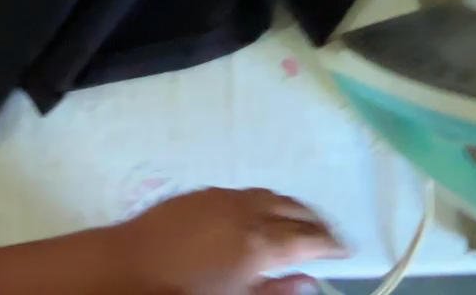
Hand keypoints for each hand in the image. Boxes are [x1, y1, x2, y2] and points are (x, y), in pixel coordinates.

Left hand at [108, 188, 346, 294]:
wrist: (128, 265)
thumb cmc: (183, 291)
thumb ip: (276, 290)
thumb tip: (307, 282)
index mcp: (257, 244)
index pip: (307, 238)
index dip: (330, 244)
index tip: (346, 250)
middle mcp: (243, 212)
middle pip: (290, 209)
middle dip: (314, 222)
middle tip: (330, 236)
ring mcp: (220, 197)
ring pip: (268, 195)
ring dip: (290, 206)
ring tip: (302, 221)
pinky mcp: (200, 192)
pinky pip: (244, 191)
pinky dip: (264, 199)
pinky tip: (263, 212)